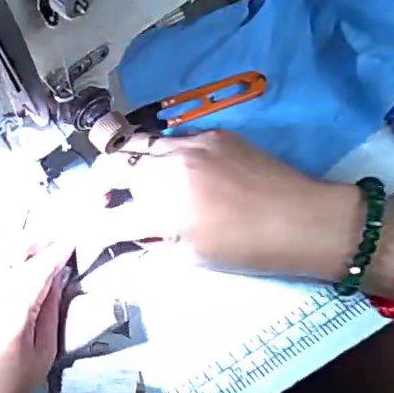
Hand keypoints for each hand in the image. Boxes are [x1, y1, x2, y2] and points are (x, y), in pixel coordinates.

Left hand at [0, 243, 66, 392]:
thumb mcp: (42, 356)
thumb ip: (50, 311)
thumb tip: (56, 277)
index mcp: (10, 314)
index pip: (36, 268)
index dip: (55, 252)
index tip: (68, 243)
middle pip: (8, 249)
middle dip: (32, 243)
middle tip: (49, 248)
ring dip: (9, 244)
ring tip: (26, 251)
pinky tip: (1, 262)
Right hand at [87, 131, 374, 283]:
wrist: (303, 218)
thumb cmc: (248, 250)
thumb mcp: (192, 260)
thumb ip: (147, 251)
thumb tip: (116, 255)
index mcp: (161, 210)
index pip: (105, 218)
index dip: (91, 229)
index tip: (91, 233)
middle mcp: (167, 170)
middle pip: (109, 165)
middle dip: (101, 185)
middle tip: (111, 201)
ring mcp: (189, 144)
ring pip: (136, 143)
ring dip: (128, 163)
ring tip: (139, 182)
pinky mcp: (211, 132)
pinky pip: (171, 137)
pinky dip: (162, 154)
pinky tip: (177, 171)